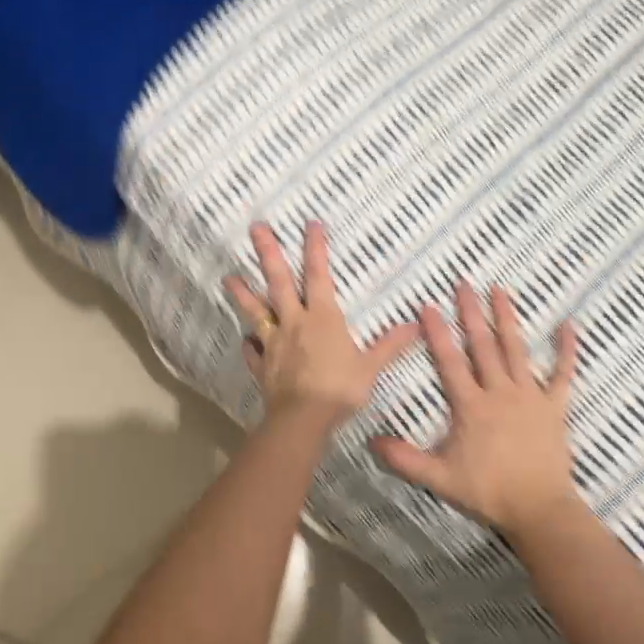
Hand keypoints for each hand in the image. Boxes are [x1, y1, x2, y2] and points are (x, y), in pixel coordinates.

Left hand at [224, 221, 419, 422]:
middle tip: (256, 229)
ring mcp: (273, 344)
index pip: (319, 275)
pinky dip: (248, 345)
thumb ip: (389, 345)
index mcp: (322, 318)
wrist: (302, 419)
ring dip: (243, 294)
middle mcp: (294, 323)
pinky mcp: (262, 367)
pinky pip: (252, 352)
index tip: (310, 224)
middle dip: (268, 254)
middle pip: (278, 282)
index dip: (315, 248)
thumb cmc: (339, 389)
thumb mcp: (370, 367)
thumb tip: (415, 325)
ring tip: (228, 278)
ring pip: (256, 312)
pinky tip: (245, 341)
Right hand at [371, 282, 580, 535]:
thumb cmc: (487, 492)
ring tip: (500, 291)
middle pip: (482, 346)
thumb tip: (370, 441)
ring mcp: (530, 397)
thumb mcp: (439, 478)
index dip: (438, 334)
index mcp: (471, 406)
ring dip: (507, 319)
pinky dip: (566, 350)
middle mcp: (500, 392)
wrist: (538, 508)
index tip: (428, 306)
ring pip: (516, 350)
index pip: (450, 362)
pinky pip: (563, 374)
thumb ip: (404, 459)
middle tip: (464, 284)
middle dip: (471, 313)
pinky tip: (569, 326)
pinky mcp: (555, 407)